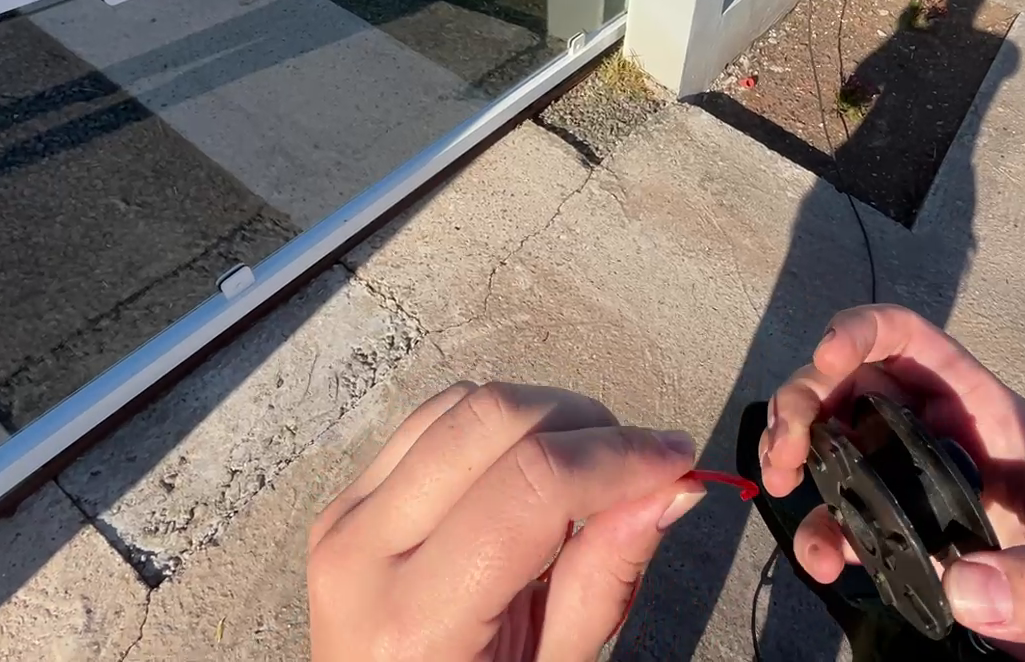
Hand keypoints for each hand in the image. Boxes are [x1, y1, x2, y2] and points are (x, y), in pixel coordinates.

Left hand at [308, 382, 704, 660]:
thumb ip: (606, 578)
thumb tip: (674, 485)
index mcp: (413, 623)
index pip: (532, 485)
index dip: (617, 455)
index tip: (678, 455)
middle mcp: (363, 551)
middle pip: (495, 417)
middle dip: (586, 421)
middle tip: (636, 461)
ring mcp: (346, 512)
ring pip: (466, 401)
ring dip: (545, 412)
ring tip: (585, 465)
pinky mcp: (349, 492)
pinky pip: (436, 414)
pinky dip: (500, 419)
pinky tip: (529, 460)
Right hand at [759, 306, 1024, 660]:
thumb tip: (963, 588)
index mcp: (990, 416)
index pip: (916, 343)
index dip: (865, 330)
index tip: (828, 358)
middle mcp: (946, 438)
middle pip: (857, 385)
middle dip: (809, 399)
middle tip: (787, 450)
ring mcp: (926, 487)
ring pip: (841, 440)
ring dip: (800, 452)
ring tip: (781, 487)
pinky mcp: (917, 537)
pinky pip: (853, 514)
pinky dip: (823, 527)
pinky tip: (821, 562)